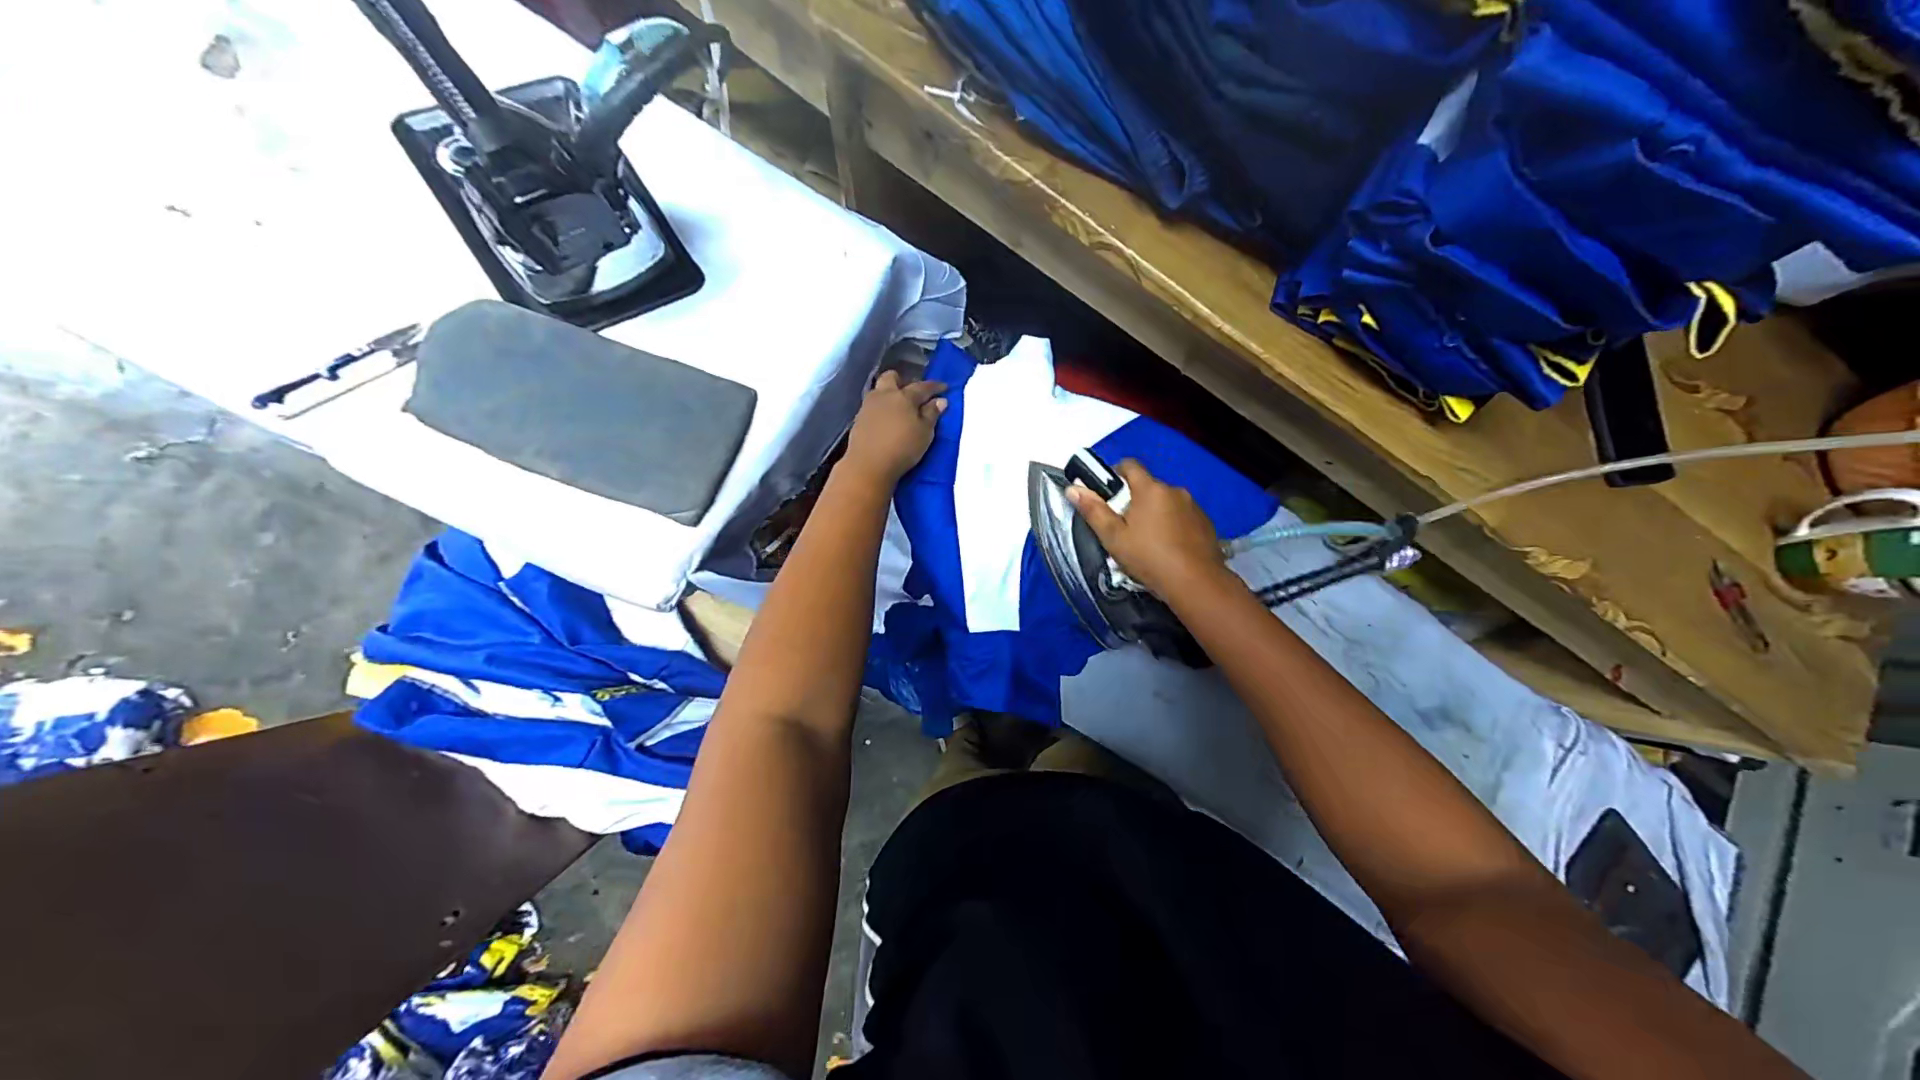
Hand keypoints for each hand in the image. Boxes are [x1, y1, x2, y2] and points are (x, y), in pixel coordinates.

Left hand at [841, 370, 947, 484]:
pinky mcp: (858, 420)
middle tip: (912, 394)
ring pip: (879, 391)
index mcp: (903, 396)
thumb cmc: (902, 448)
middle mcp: (884, 395)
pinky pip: (872, 406)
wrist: (868, 465)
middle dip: (902, 381)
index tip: (944, 387)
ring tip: (898, 409)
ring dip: (889, 394)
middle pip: (891, 377)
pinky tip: (885, 421)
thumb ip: (932, 414)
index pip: (922, 386)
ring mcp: (868, 406)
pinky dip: (881, 409)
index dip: (934, 386)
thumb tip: (940, 400)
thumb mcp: (924, 433)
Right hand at [1065, 459, 1227, 597]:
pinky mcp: (1206, 523)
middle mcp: (1174, 490)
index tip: (1107, 495)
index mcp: (1150, 489)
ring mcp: (1194, 506)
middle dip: (1134, 500)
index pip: (1129, 465)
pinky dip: (1174, 525)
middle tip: (1124, 527)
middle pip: (1148, 486)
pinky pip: (1183, 516)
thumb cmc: (1149, 557)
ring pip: (1167, 502)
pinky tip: (1170, 548)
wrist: (1196, 583)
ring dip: (1156, 513)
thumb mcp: (1113, 537)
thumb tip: (1073, 488)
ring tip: (1148, 541)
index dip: (1115, 474)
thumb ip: (1093, 510)